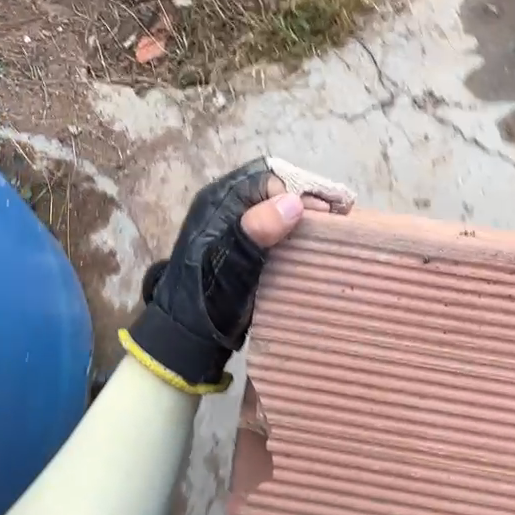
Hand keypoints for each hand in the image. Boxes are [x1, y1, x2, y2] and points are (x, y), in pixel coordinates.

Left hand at [122, 158, 353, 393]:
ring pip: (271, 208)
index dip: (297, 192)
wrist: (184, 334)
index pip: (266, 180)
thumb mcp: (232, 266)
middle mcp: (224, 207)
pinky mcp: (238, 247)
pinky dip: (290, 232)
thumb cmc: (206, 297)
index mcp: (219, 202)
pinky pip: (269, 227)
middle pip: (270, 190)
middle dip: (302, 201)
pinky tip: (307, 246)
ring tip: (325, 232)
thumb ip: (256, 231)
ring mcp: (231, 227)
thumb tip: (292, 203)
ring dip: (299, 216)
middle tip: (330, 220)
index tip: (323, 213)